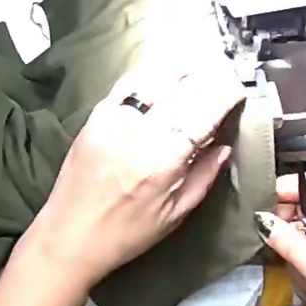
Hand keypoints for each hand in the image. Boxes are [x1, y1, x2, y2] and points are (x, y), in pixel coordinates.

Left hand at [18, 66, 244, 293]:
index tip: (237, 93)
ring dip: (181, 69)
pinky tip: (161, 80)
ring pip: (154, 73)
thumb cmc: (124, 233)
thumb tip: (224, 145)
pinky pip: (127, 82)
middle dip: (209, 76)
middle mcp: (138, 130)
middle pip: (183, 82)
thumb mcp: (176, 213)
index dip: (227, 93)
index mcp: (164, 157)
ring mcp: (112, 118)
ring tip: (196, 73)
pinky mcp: (94, 116)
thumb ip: (205, 175)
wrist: (68, 236)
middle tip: (221, 79)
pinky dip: (150, 76)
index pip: (206, 106)